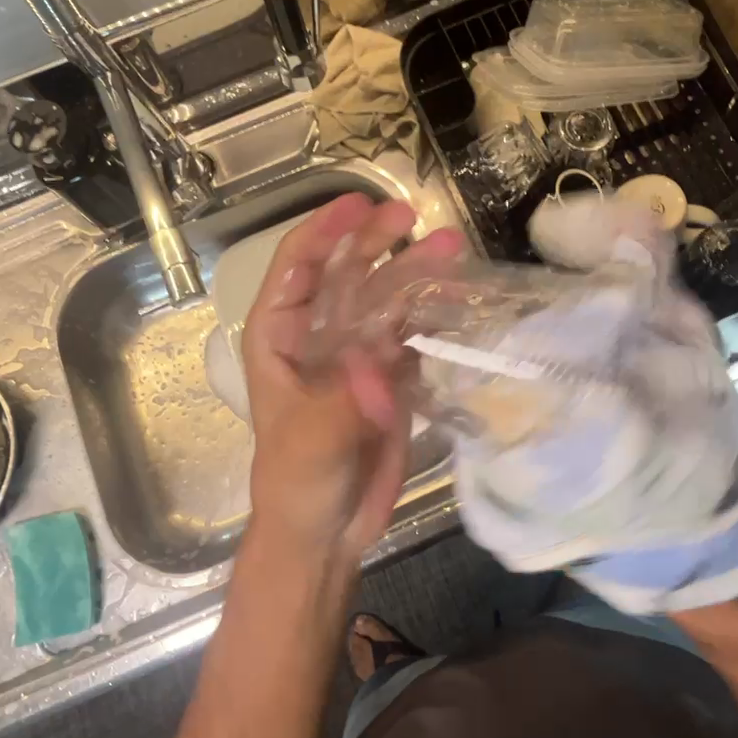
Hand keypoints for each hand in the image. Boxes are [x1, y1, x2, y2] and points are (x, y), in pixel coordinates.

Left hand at [240, 194, 463, 567]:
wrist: (327, 532)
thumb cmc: (297, 484)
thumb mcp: (308, 446)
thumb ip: (340, 403)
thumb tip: (377, 360)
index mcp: (279, 337)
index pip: (297, 269)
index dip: (324, 231)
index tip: (357, 205)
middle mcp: (316, 334)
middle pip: (345, 272)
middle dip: (374, 240)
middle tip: (409, 214)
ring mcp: (355, 353)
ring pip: (383, 297)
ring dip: (412, 270)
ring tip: (450, 245)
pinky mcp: (388, 376)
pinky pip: (410, 332)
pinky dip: (432, 312)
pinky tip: (458, 293)